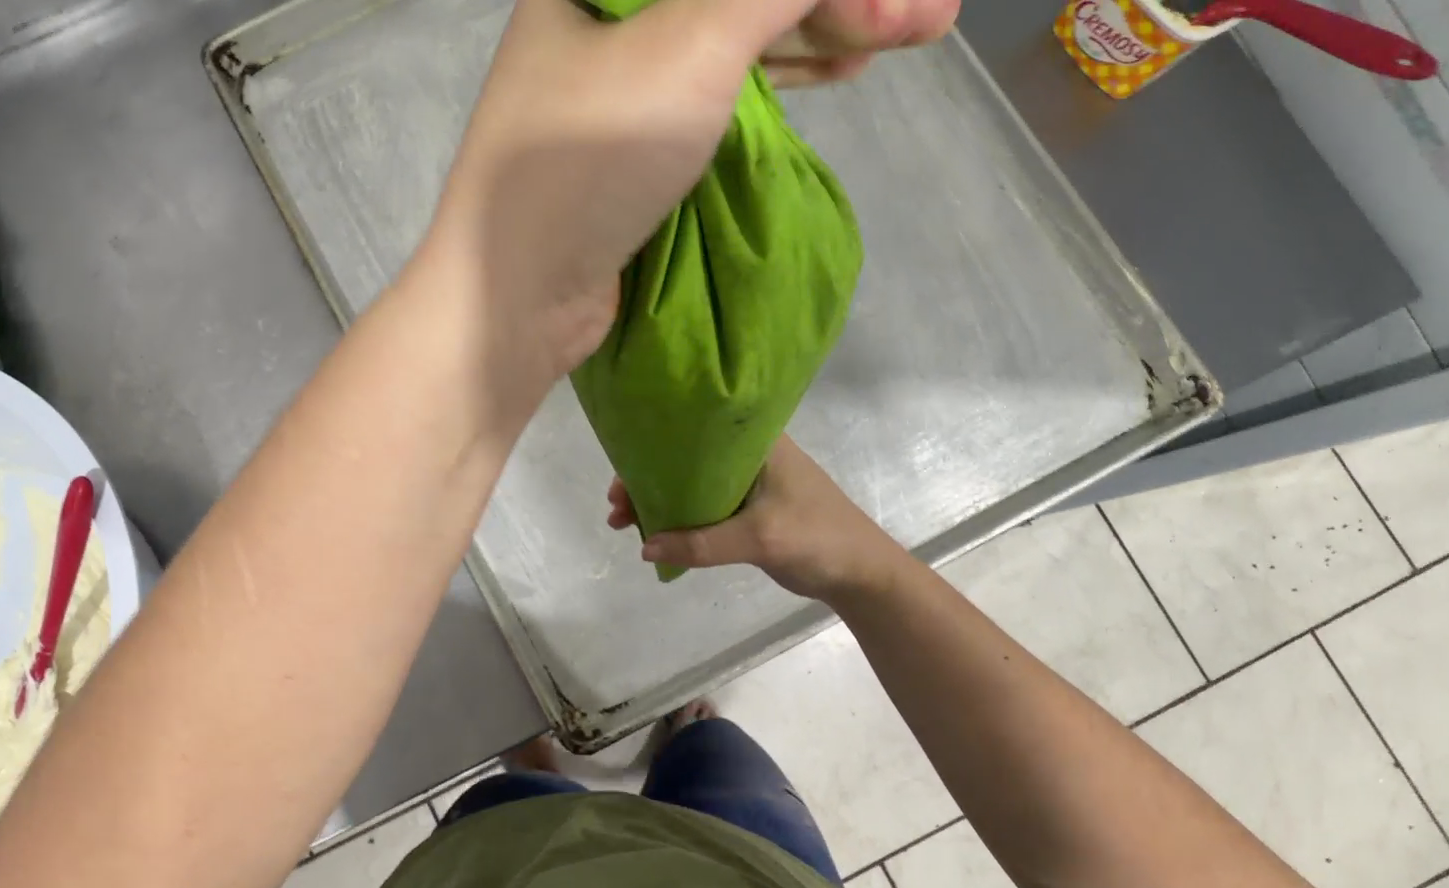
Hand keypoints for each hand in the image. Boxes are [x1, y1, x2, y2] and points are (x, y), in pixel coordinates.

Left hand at [414, 0, 957, 384]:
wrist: (517, 296)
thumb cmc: (589, 157)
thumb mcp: (692, 43)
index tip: (901, 0)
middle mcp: (604, 19)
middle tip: (932, 17)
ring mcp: (614, 88)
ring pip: (734, 40)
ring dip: (819, 33)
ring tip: (904, 36)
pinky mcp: (628, 151)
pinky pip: (716, 96)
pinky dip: (776, 84)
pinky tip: (836, 71)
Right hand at [606, 436, 906, 600]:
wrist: (860, 573)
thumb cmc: (818, 538)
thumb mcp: (759, 539)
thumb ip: (702, 544)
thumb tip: (645, 547)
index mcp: (756, 444)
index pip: (693, 434)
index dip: (652, 451)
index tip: (622, 476)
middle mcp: (747, 457)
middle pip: (683, 461)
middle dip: (645, 482)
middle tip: (615, 509)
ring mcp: (745, 485)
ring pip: (688, 487)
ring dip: (656, 503)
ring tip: (622, 524)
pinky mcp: (745, 512)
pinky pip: (699, 510)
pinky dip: (674, 521)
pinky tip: (652, 536)